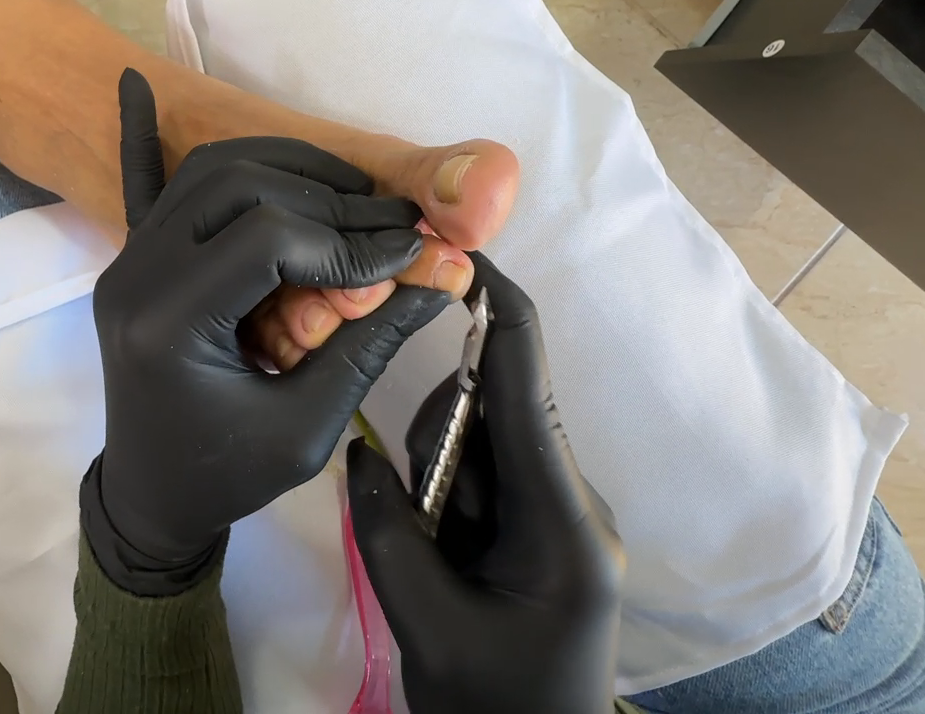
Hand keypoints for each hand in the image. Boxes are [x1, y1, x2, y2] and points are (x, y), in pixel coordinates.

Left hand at [85, 70, 451, 592]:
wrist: (151, 494)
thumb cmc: (226, 475)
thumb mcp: (309, 428)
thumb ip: (372, 341)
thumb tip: (441, 271)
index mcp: (169, 325)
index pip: (266, 236)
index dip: (346, 238)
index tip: (404, 258)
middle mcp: (135, 274)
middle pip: (237, 184)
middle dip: (326, 197)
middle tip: (387, 224)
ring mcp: (127, 258)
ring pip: (209, 171)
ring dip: (284, 169)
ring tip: (346, 194)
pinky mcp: (134, 255)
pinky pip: (139, 180)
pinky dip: (144, 130)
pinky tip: (137, 81)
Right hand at [346, 253, 623, 713]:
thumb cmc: (491, 705)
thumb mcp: (424, 621)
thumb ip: (383, 523)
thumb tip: (357, 450)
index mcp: (560, 524)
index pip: (528, 392)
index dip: (502, 315)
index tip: (469, 255)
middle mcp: (567, 499)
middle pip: (493, 412)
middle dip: (440, 436)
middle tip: (420, 515)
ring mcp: (551, 507)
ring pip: (477, 439)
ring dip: (437, 472)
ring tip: (433, 552)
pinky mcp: (531, 517)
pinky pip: (476, 467)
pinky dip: (442, 486)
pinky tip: (440, 544)